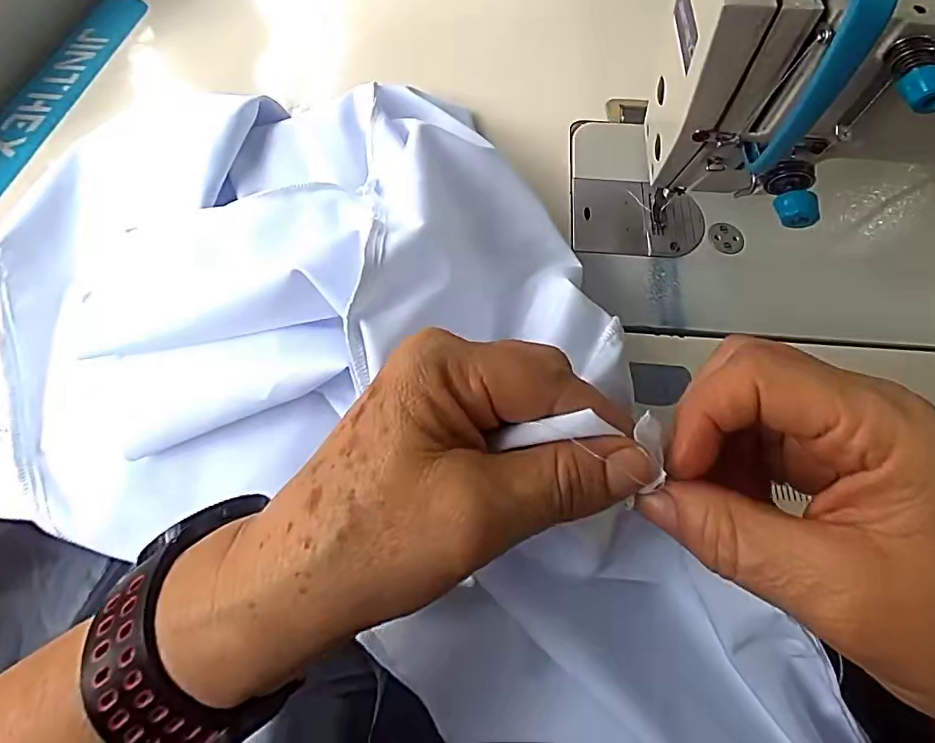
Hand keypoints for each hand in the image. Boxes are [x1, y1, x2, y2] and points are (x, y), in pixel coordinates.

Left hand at [158, 328, 658, 706]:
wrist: (298, 577)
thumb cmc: (379, 538)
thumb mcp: (481, 510)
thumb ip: (564, 478)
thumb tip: (637, 460)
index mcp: (444, 360)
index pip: (548, 376)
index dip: (596, 425)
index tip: (632, 478)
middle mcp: (435, 357)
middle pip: (533, 384)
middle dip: (566, 436)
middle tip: (578, 497)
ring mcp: (426, 386)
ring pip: (515, 406)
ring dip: (541, 450)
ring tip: (538, 502)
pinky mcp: (422, 416)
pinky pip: (489, 422)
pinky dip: (513, 455)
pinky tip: (510, 492)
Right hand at [635, 337, 934, 742]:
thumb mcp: (834, 593)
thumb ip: (730, 537)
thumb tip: (650, 497)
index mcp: (880, 423)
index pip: (758, 372)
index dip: (702, 413)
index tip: (676, 474)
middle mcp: (865, 409)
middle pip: (749, 373)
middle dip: (702, 423)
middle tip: (682, 482)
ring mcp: (854, 430)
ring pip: (749, 402)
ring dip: (714, 447)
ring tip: (707, 503)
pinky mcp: (843, 455)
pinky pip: (765, 434)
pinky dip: (733, 464)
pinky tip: (734, 505)